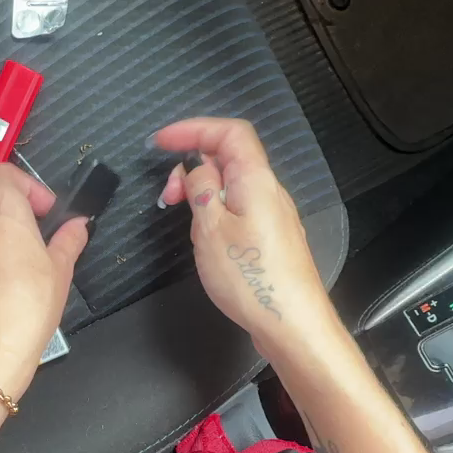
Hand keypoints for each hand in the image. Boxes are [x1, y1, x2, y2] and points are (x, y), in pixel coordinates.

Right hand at [153, 118, 339, 360]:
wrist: (291, 323)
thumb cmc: (251, 278)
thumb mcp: (210, 229)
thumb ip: (201, 189)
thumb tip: (194, 167)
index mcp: (256, 179)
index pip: (228, 133)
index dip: (193, 129)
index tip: (160, 142)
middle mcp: (268, 191)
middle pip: (229, 158)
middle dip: (192, 167)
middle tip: (167, 196)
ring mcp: (272, 216)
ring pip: (232, 187)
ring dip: (202, 194)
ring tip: (185, 223)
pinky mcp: (270, 239)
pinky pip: (239, 210)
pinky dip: (214, 213)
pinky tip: (205, 241)